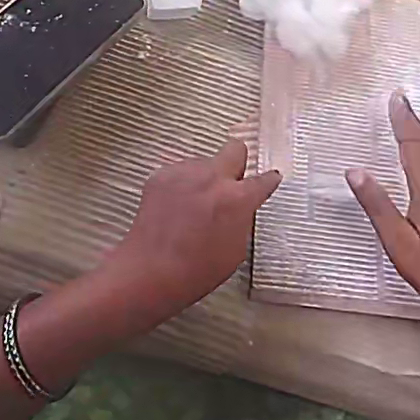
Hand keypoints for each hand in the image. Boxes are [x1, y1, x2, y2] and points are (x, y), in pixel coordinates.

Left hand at [101, 139, 281, 319]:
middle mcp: (213, 177)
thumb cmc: (196, 269)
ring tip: (193, 206)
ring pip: (203, 163)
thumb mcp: (236, 248)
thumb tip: (242, 206)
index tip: (268, 180)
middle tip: (230, 182)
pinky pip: (180, 172)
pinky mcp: (161, 175)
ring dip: (204, 178)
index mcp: (237, 198)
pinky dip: (181, 185)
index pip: (264, 179)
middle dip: (237, 162)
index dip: (268, 181)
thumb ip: (242, 217)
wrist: (150, 270)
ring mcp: (185, 172)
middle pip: (235, 148)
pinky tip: (174, 207)